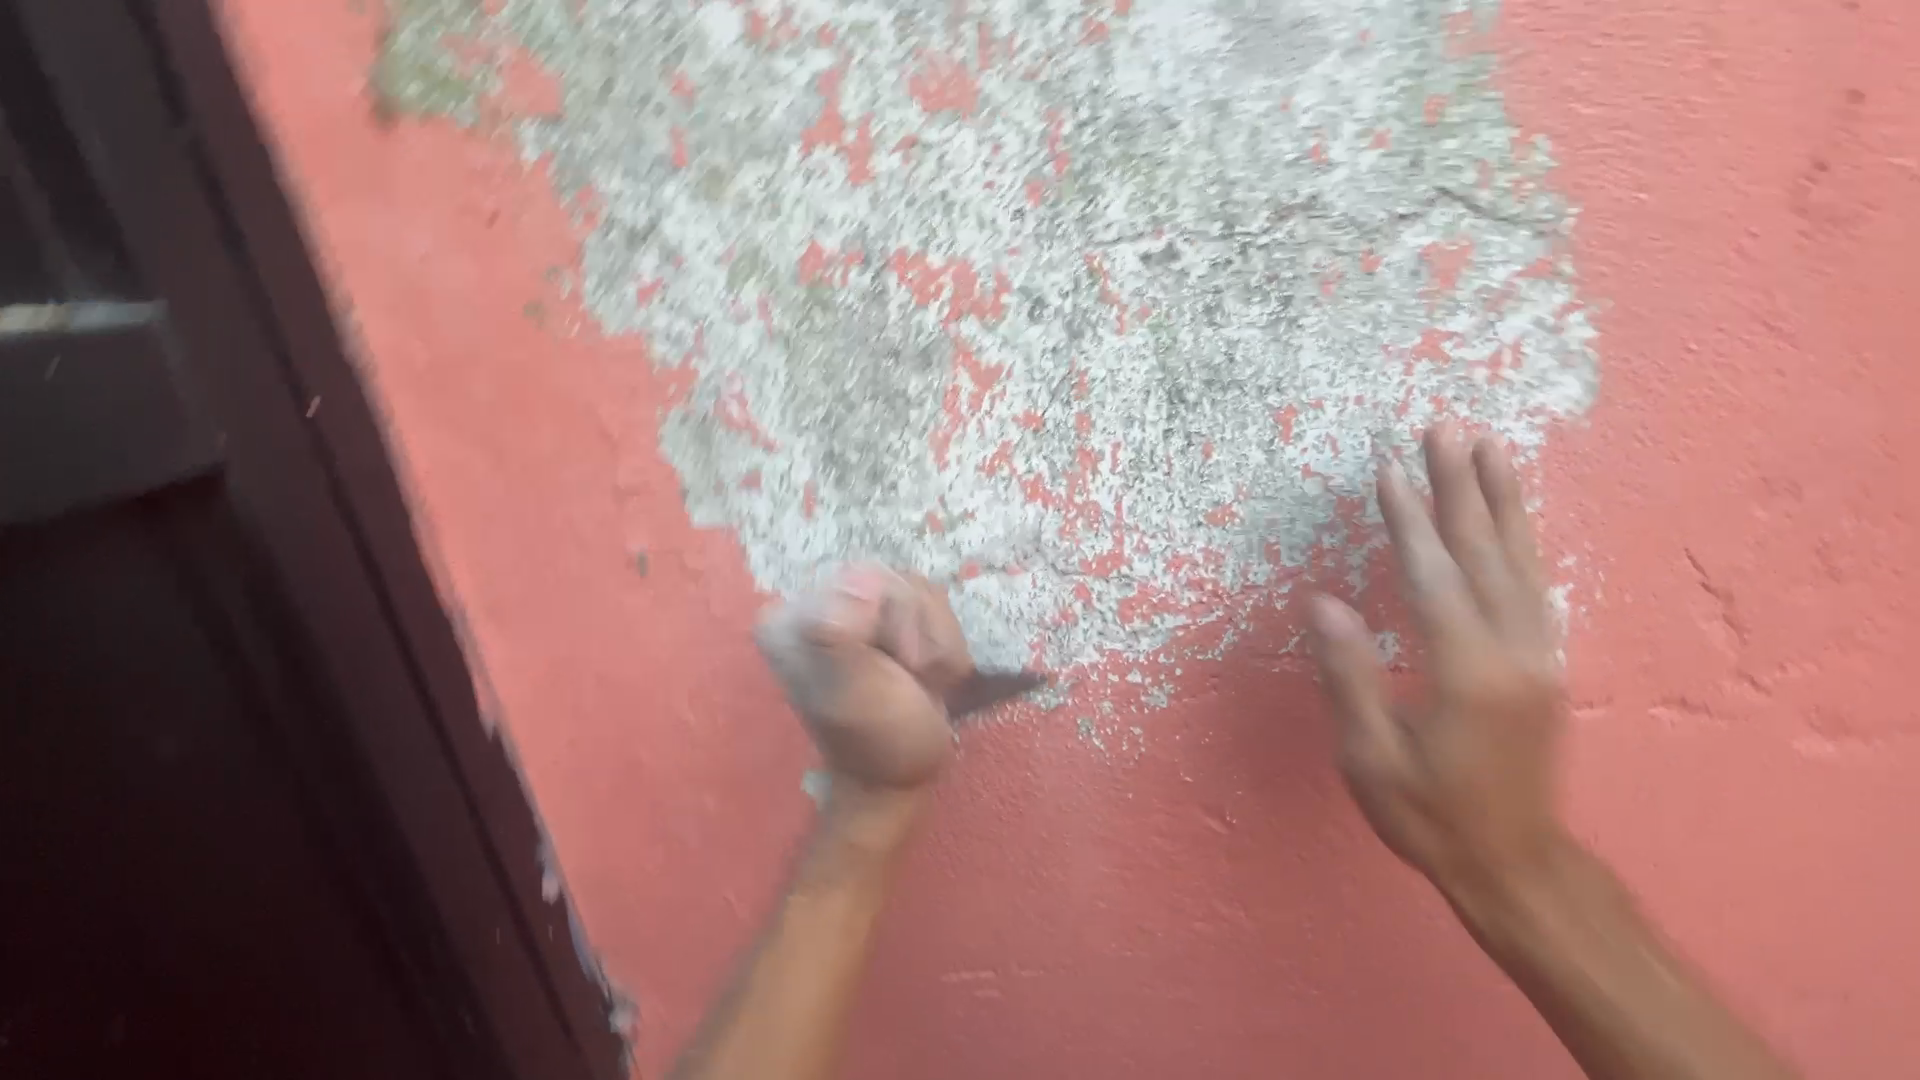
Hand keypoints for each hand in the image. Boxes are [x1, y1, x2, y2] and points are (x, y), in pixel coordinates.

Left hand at [756, 563, 972, 799]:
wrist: (904, 773)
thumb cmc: (879, 741)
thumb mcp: (855, 693)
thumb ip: (841, 634)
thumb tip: (859, 576)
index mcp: (790, 620)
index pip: (863, 580)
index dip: (894, 622)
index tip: (893, 669)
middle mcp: (814, 604)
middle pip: (894, 580)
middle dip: (918, 633)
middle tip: (910, 678)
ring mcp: (853, 607)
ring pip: (918, 589)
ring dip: (935, 640)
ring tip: (921, 679)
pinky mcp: (885, 614)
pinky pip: (932, 600)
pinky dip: (942, 640)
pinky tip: (928, 672)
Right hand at [1308, 425, 1567, 902]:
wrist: (1514, 864)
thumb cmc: (1428, 815)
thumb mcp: (1369, 756)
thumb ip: (1350, 674)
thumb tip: (1323, 602)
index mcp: (1466, 673)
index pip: (1432, 577)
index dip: (1407, 519)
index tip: (1389, 466)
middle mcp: (1513, 653)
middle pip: (1485, 554)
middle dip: (1460, 487)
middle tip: (1445, 429)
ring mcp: (1538, 657)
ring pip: (1520, 562)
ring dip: (1500, 502)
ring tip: (1487, 449)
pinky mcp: (1544, 665)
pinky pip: (1533, 587)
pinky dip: (1520, 541)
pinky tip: (1510, 518)